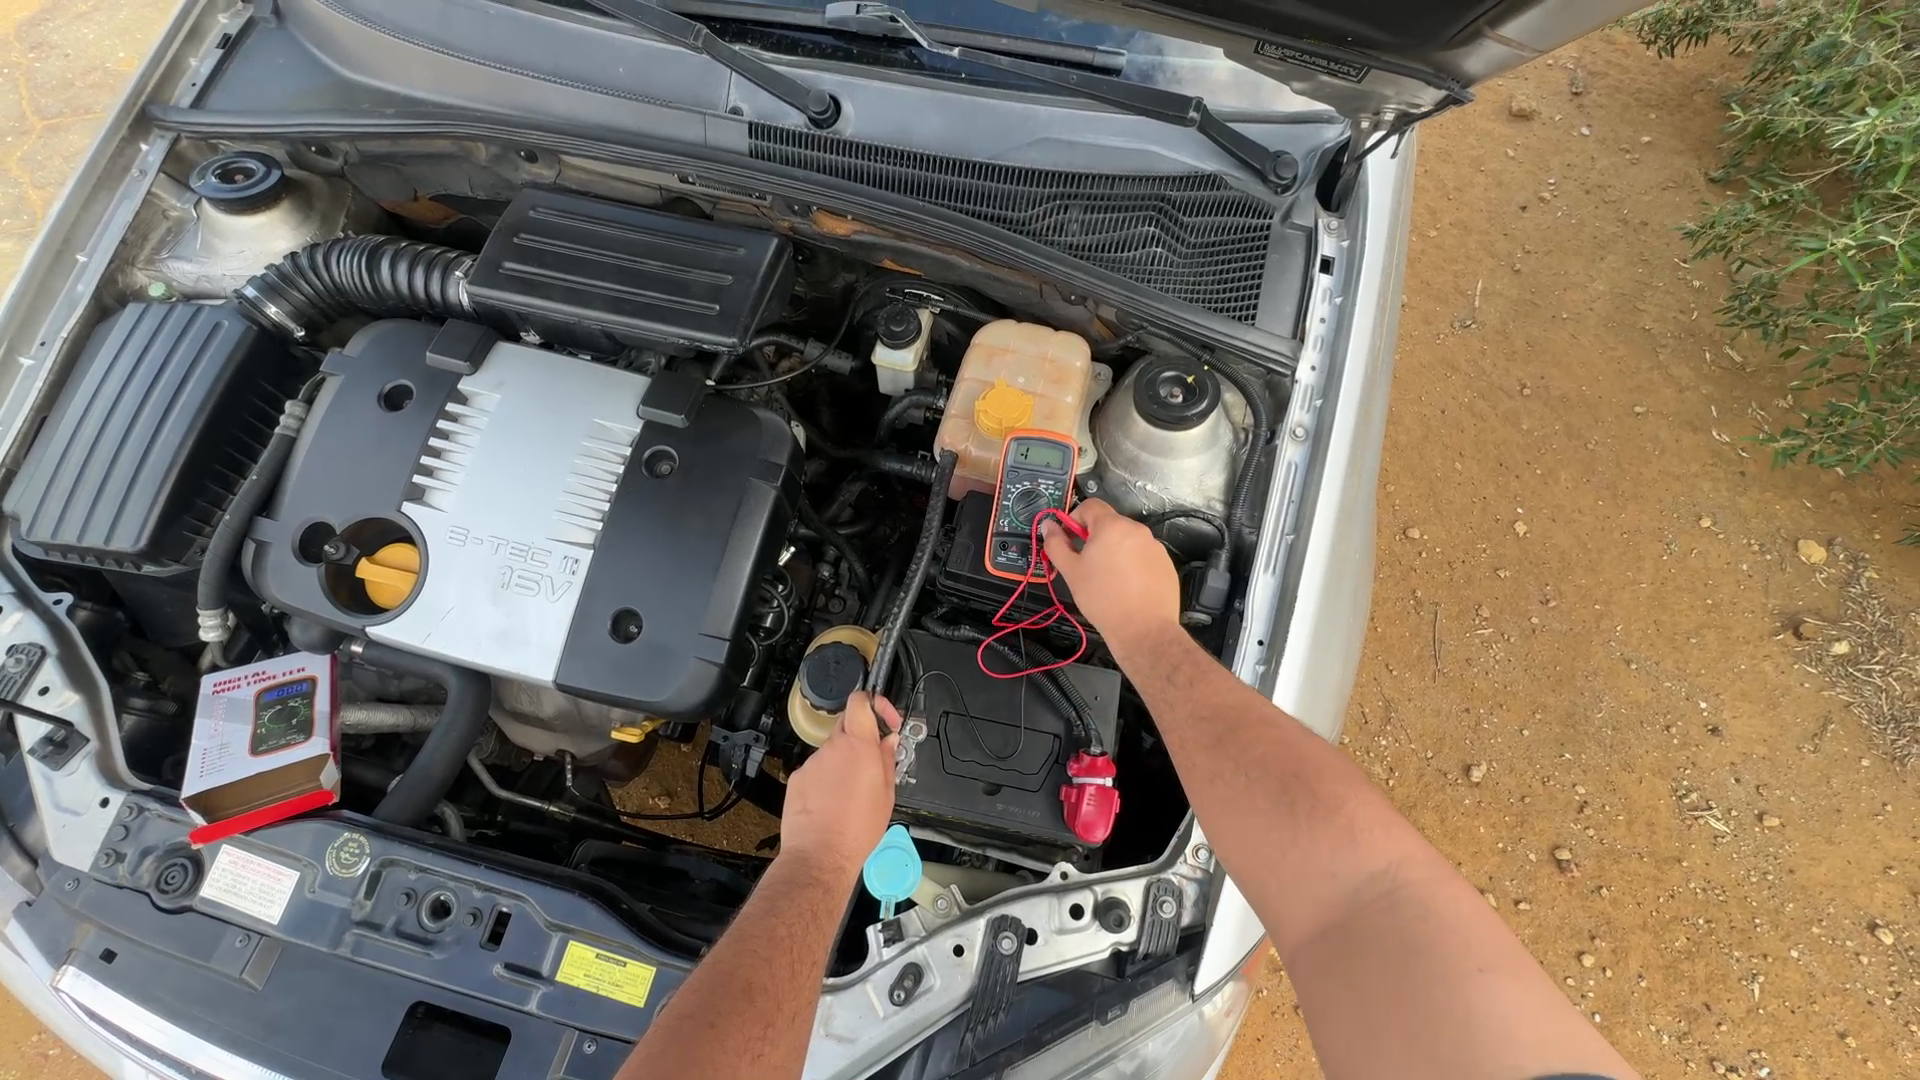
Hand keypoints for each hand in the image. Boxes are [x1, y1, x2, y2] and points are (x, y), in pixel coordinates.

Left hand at [779, 691, 900, 879]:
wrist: (820, 856)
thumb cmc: (855, 831)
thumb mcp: (886, 794)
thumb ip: (887, 760)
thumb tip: (888, 742)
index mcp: (859, 746)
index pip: (860, 702)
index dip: (875, 704)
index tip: (885, 720)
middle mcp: (833, 748)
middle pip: (847, 726)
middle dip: (861, 739)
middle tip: (871, 761)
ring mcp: (812, 762)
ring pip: (832, 751)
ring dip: (843, 763)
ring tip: (851, 794)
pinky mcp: (798, 778)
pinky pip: (816, 770)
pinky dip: (826, 780)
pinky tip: (832, 803)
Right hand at [1041, 499, 1180, 647]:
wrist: (1143, 629)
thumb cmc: (1103, 599)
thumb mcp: (1071, 571)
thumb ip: (1056, 544)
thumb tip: (1048, 527)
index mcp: (1112, 526)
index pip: (1090, 506)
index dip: (1074, 518)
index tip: (1069, 538)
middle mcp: (1137, 530)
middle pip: (1109, 523)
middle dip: (1094, 538)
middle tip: (1085, 563)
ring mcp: (1154, 546)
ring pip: (1126, 540)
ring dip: (1113, 551)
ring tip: (1107, 578)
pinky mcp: (1165, 563)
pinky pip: (1142, 555)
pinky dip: (1131, 564)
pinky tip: (1126, 586)